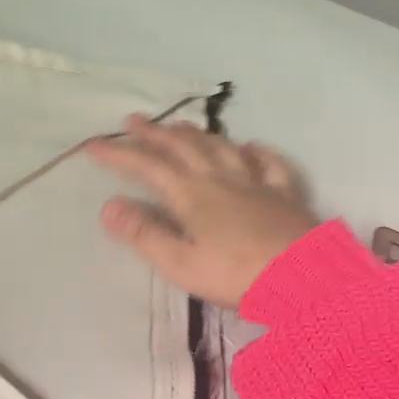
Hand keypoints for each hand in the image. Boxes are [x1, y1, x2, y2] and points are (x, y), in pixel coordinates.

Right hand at [86, 115, 320, 307]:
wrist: (304, 277)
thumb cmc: (235, 275)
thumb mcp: (180, 263)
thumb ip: (144, 234)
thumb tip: (108, 206)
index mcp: (191, 195)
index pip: (148, 168)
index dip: (119, 154)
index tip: (94, 144)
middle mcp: (221, 179)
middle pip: (183, 147)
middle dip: (155, 133)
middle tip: (133, 121)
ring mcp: (256, 183)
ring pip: (221, 148)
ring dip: (196, 134)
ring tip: (180, 126)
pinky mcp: (284, 195)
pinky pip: (270, 164)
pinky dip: (256, 151)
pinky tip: (250, 146)